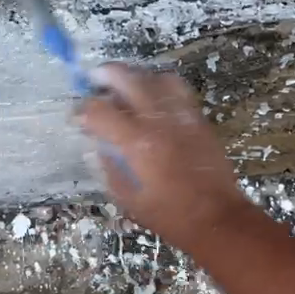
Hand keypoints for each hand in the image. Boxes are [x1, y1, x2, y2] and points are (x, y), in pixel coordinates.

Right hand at [77, 63, 259, 252]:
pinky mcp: (198, 117)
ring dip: (133, 76)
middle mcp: (156, 120)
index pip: (98, 110)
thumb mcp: (128, 198)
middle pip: (126, 77)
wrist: (218, 219)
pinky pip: (176, 87)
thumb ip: (108, 167)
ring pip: (152, 76)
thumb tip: (94, 144)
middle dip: (104, 74)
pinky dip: (159, 84)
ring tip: (124, 86)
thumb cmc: (170, 215)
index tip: (76, 117)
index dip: (81, 110)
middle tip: (94, 80)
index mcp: (136, 143)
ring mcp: (180, 115)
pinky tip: (153, 96)